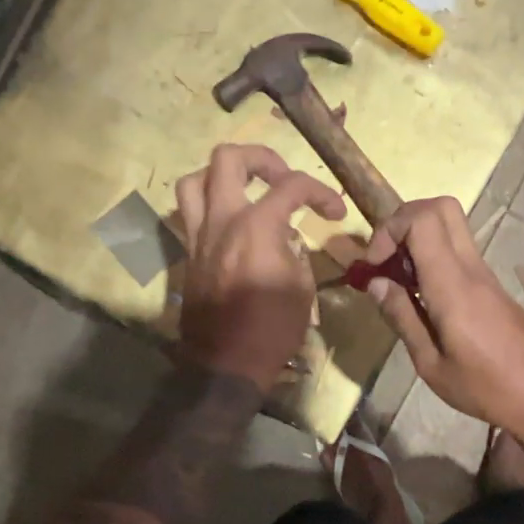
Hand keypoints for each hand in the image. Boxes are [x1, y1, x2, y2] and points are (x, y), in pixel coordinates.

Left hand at [174, 144, 345, 390]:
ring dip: (221, 177)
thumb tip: (286, 239)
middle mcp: (222, 221)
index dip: (320, 192)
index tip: (335, 212)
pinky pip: (190, 214)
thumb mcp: (301, 289)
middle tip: (281, 179)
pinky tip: (231, 226)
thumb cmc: (272, 330)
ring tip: (245, 192)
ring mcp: (199, 236)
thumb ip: (295, 252)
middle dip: (261, 159)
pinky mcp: (188, 255)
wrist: (226, 365)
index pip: (291, 186)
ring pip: (195, 180)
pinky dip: (209, 208)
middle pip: (228, 158)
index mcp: (257, 226)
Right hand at [362, 198, 523, 454]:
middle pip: (440, 207)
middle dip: (402, 222)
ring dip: (417, 241)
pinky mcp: (492, 286)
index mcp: (453, 285)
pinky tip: (421, 297)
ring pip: (450, 226)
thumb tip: (376, 283)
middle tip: (386, 260)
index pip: (422, 219)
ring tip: (399, 283)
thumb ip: (402, 318)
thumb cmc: (486, 389)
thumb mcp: (431, 365)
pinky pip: (458, 252)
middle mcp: (471, 268)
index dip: (389, 230)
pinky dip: (432, 258)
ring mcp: (485, 275)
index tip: (374, 266)